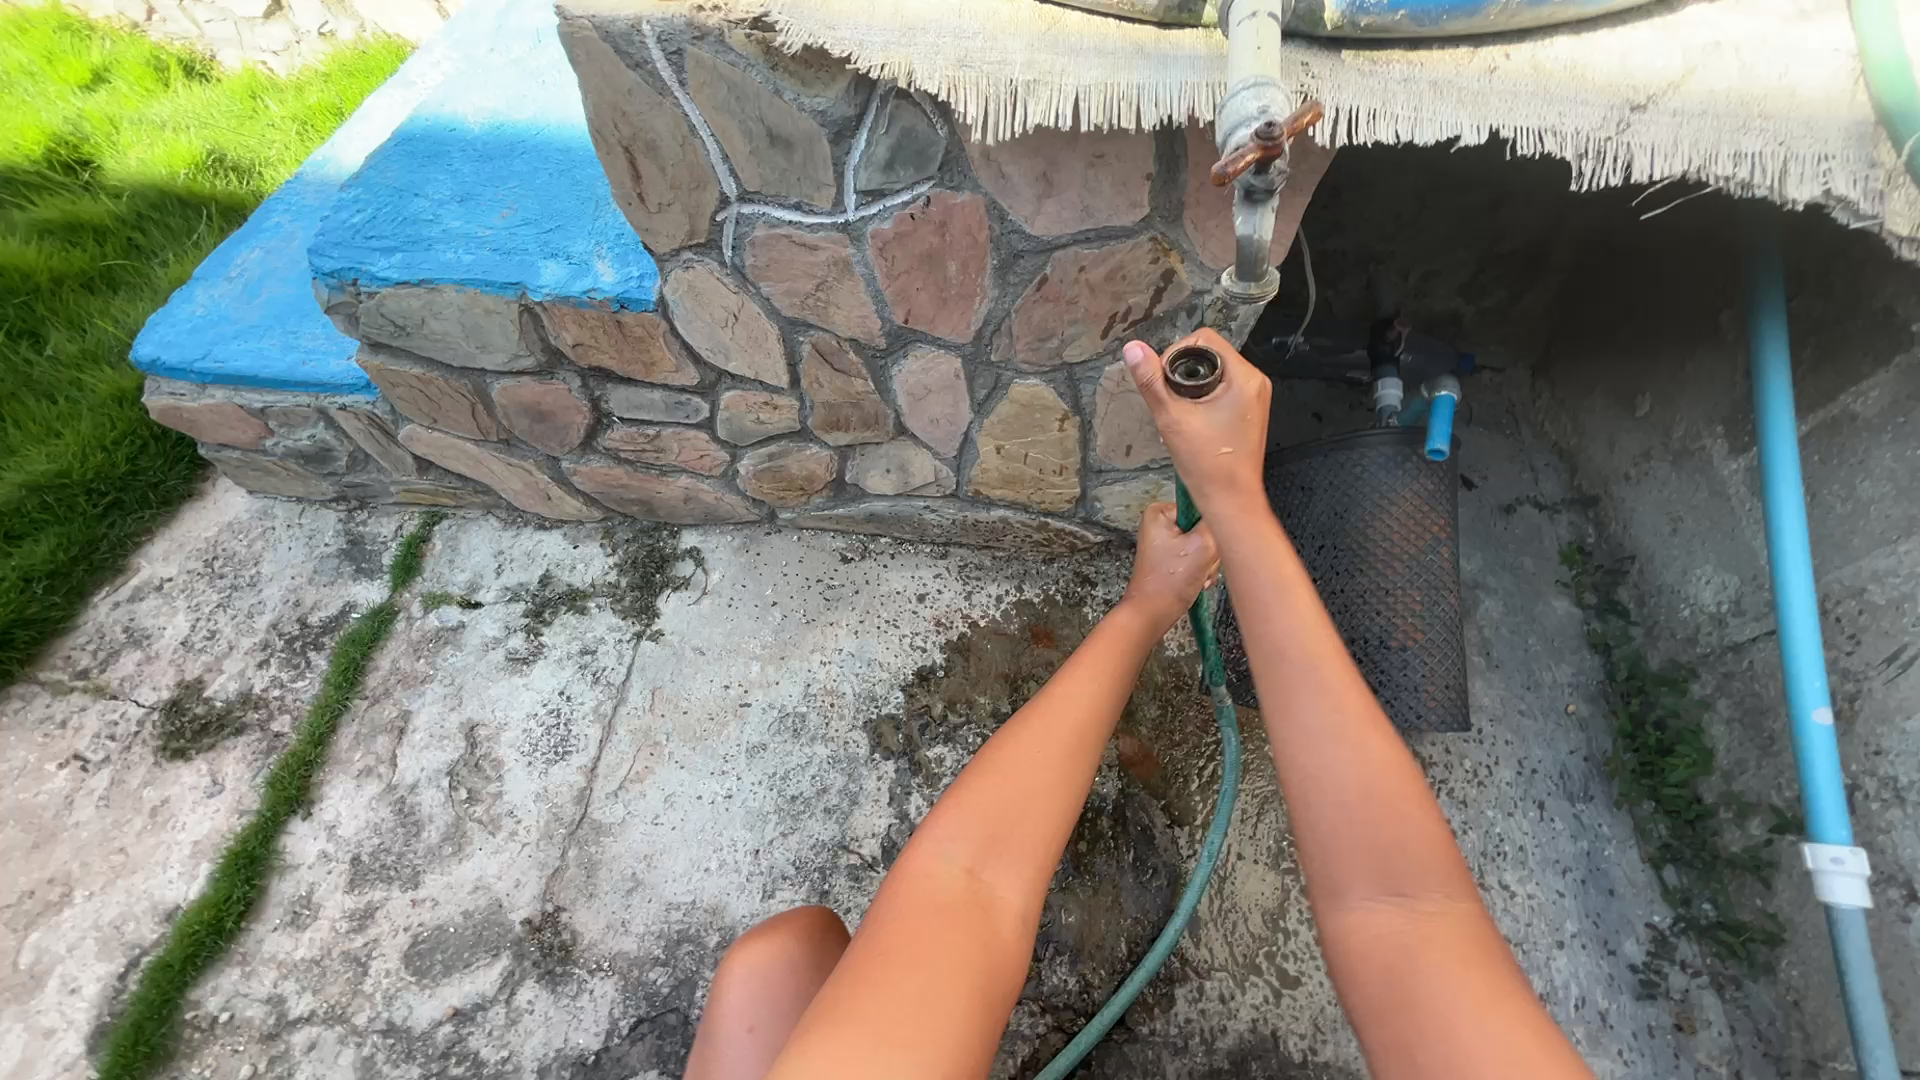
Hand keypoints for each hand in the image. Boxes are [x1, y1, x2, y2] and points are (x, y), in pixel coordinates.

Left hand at [1118, 502, 1220, 633]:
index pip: (1203, 507)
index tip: (1205, 545)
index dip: (1210, 528)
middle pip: (1205, 527)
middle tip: (1199, 563)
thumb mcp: (1203, 545)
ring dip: (1208, 562)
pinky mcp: (1173, 556)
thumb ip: (1218, 523)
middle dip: (1209, 550)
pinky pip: (1200, 557)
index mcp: (1160, 511)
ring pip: (1205, 544)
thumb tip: (1230, 507)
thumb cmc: (1168, 582)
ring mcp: (1167, 541)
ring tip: (1196, 573)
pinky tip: (1196, 579)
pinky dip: (1202, 569)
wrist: (1154, 612)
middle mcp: (1161, 522)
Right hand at [1121, 329, 1271, 525]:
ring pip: (1215, 374)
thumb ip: (1151, 381)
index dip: (1175, 354)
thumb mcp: (1171, 418)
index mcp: (1243, 377)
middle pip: (1210, 355)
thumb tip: (1133, 349)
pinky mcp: (1249, 412)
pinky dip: (1203, 399)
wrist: (1230, 500)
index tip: (1163, 383)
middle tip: (1168, 400)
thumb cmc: (1207, 465)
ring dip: (1191, 387)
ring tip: (1178, 412)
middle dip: (1182, 373)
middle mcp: (1255, 382)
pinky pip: (1222, 391)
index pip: (1204, 339)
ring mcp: (1255, 398)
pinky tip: (1191, 420)